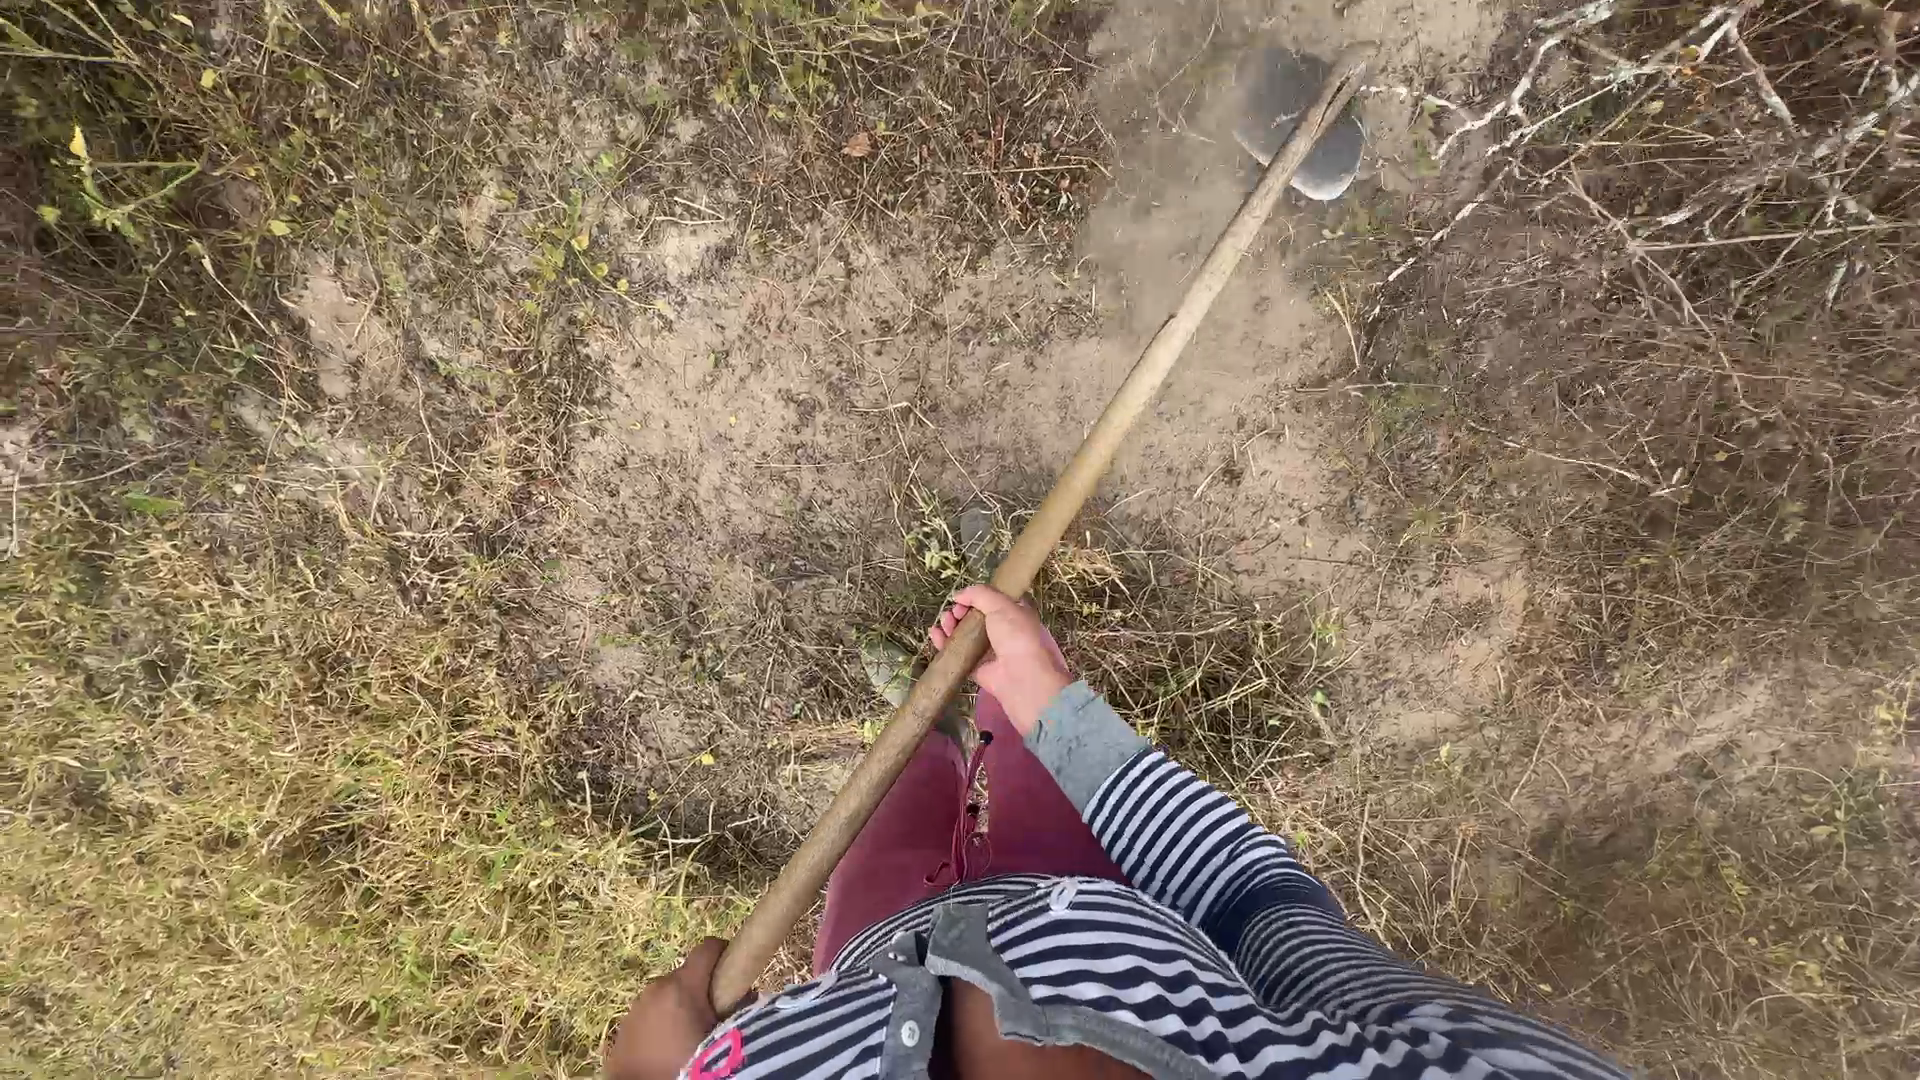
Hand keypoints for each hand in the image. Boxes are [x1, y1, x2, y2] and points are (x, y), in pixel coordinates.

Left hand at [606, 938, 727, 1079]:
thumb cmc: (683, 1066)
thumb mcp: (720, 1038)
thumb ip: (737, 1010)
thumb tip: (748, 994)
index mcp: (682, 985)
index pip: (709, 947)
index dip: (724, 955)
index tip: (732, 974)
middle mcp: (657, 987)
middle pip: (688, 973)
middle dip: (702, 988)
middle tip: (711, 1016)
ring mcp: (637, 1005)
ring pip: (668, 993)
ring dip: (680, 1005)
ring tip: (686, 1036)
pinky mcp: (624, 1025)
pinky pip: (650, 1012)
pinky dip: (661, 1020)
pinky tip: (665, 1045)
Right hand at [929, 585, 1072, 735]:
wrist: (1022, 678)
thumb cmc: (1016, 636)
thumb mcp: (1001, 605)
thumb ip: (979, 594)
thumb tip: (960, 595)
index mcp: (1014, 613)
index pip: (991, 600)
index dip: (975, 597)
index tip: (963, 599)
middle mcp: (1002, 631)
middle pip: (974, 617)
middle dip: (960, 612)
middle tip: (953, 613)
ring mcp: (989, 650)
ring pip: (964, 634)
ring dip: (950, 626)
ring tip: (944, 623)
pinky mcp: (976, 667)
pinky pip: (957, 653)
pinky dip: (944, 643)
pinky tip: (935, 635)